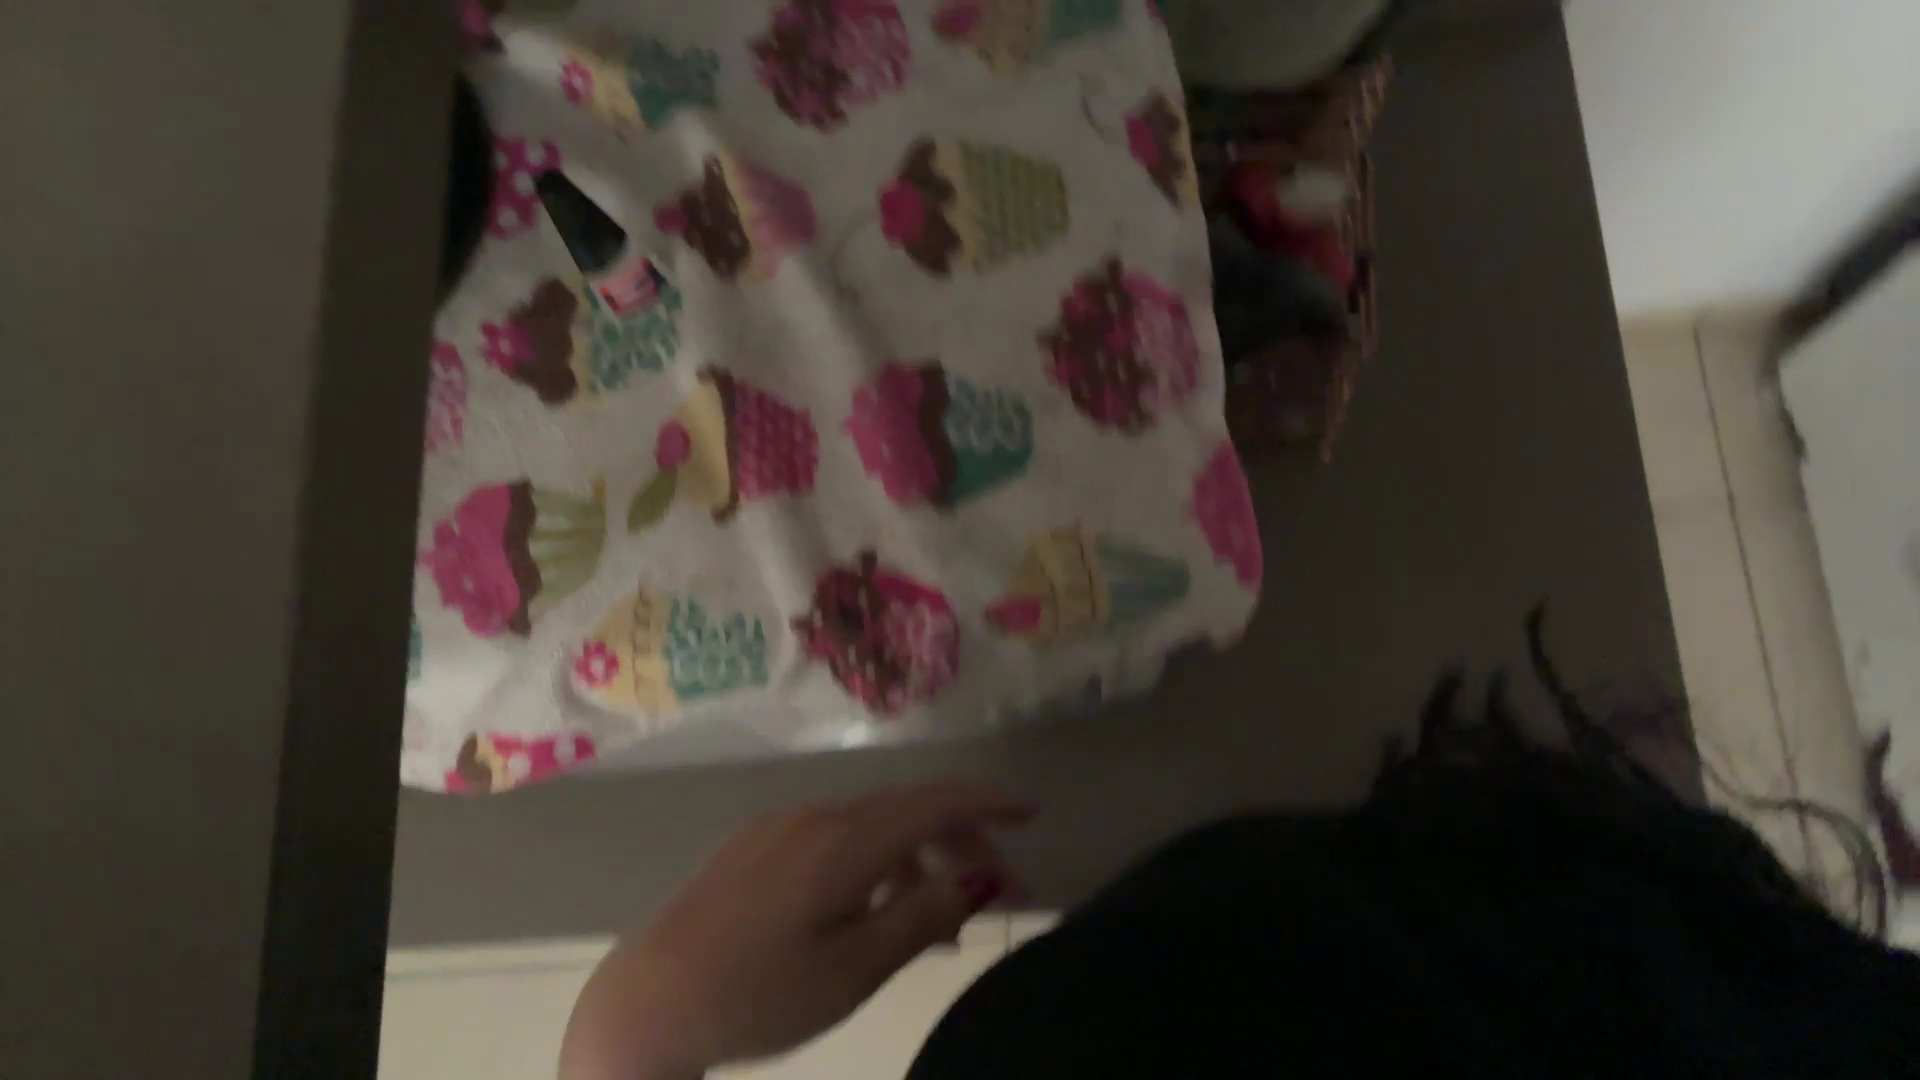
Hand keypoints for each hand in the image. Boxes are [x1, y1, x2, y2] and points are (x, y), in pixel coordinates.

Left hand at [558, 783, 1033, 1079]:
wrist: (648, 1000)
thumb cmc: (759, 995)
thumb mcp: (854, 969)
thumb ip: (924, 914)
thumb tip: (982, 875)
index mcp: (844, 840)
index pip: (934, 802)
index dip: (988, 801)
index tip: (1031, 811)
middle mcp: (817, 815)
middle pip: (907, 810)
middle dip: (960, 839)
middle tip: (999, 888)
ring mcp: (784, 824)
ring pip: (872, 826)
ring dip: (917, 859)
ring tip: (939, 922)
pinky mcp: (761, 843)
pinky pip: (837, 838)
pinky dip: (875, 863)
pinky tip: (877, 908)